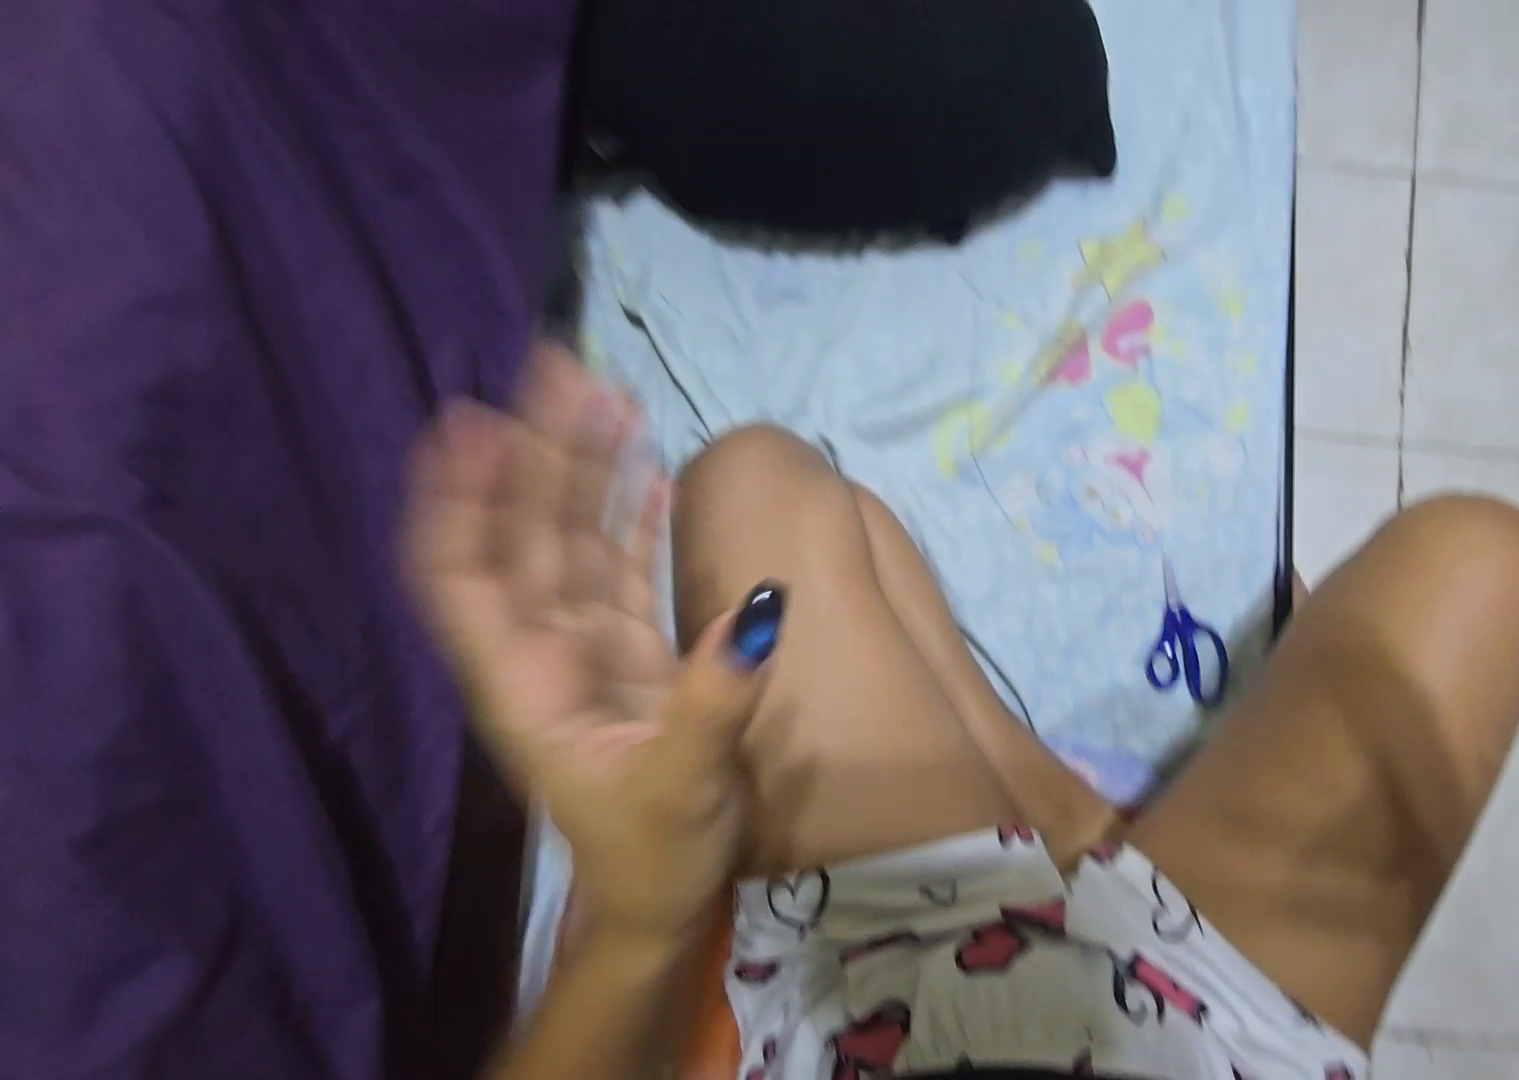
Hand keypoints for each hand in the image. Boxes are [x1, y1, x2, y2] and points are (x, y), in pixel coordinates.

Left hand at [404, 346, 783, 940]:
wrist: (665, 890)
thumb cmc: (654, 850)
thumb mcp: (681, 783)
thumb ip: (715, 697)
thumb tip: (763, 607)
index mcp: (526, 681)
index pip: (464, 575)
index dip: (457, 498)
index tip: (472, 421)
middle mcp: (547, 648)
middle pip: (528, 536)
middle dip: (539, 455)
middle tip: (564, 373)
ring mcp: (591, 643)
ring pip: (577, 541)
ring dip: (587, 472)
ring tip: (607, 400)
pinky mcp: (634, 647)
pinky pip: (624, 568)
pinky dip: (631, 517)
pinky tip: (644, 469)